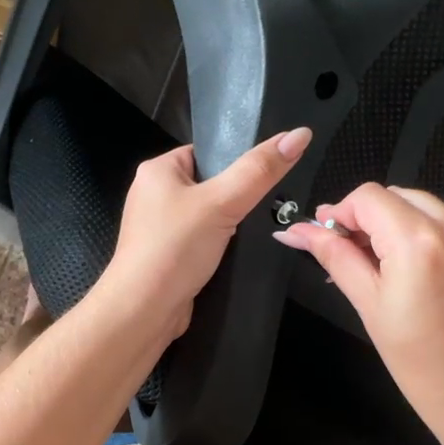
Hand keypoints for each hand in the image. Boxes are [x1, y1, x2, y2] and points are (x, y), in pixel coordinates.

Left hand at [95, 127, 311, 337]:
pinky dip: (219, 247)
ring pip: (208, 216)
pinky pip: (201, 242)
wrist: (144, 311)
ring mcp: (158, 229)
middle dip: (236, 197)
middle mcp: (153, 195)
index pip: (205, 153)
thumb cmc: (175, 248)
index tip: (264, 176)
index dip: (235, 162)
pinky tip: (236, 255)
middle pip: (210, 184)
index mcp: (157, 170)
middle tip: (265, 206)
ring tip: (254, 231)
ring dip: (230, 225)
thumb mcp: (222, 202)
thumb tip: (300, 134)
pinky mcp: (168, 256)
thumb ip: (260, 170)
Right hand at [272, 183, 443, 444]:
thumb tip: (296, 230)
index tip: (329, 239)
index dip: (342, 213)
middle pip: (398, 196)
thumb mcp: (370, 308)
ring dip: (402, 226)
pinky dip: (433, 237)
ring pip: (427, 207)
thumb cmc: (423, 366)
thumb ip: (335, 258)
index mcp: (420, 243)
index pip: (368, 197)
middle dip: (372, 219)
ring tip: (395, 273)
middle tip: (358, 260)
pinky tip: (428, 276)